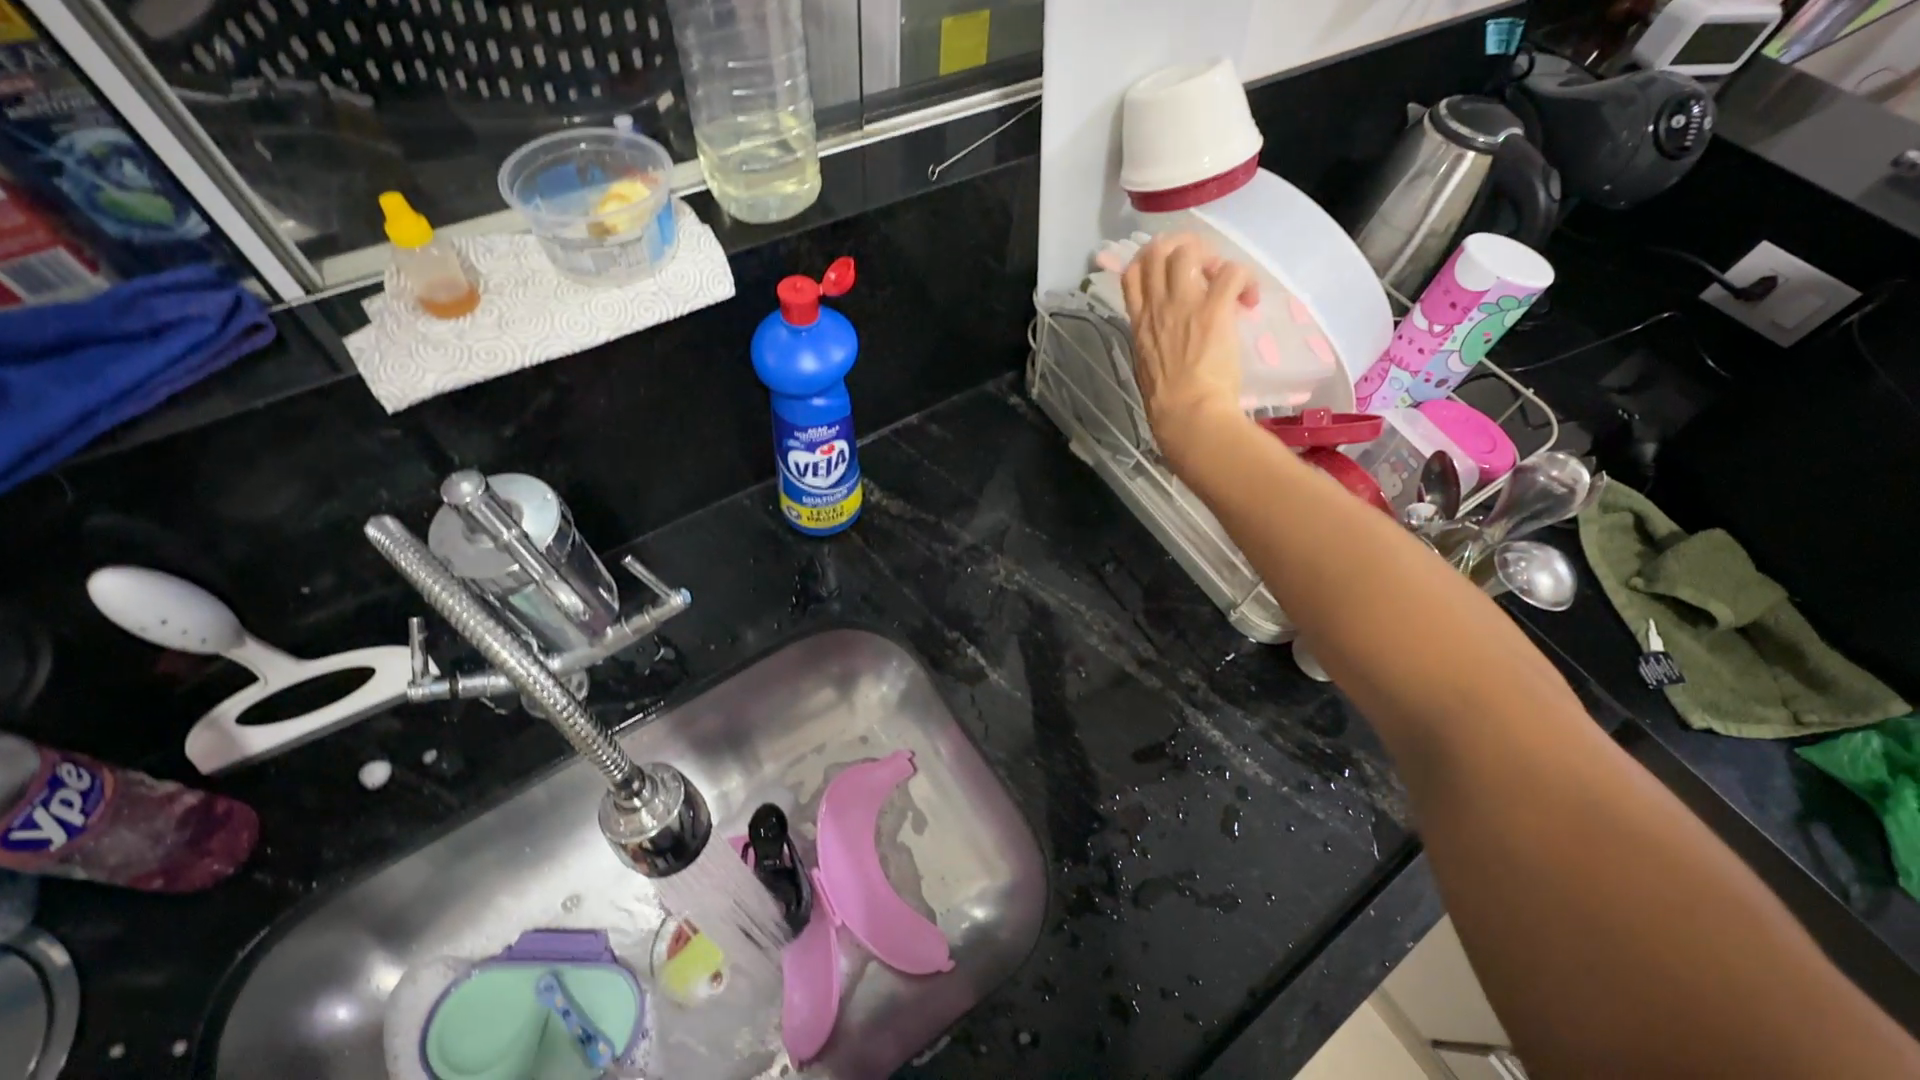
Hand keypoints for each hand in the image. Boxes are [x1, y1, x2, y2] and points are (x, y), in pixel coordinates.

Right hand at [1120, 234, 1257, 466]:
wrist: (1187, 415)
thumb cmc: (1167, 405)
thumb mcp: (1145, 368)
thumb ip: (1151, 344)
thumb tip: (1164, 340)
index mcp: (1138, 323)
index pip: (1132, 273)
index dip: (1150, 260)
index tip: (1169, 270)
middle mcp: (1157, 306)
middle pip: (1157, 251)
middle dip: (1181, 248)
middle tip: (1202, 267)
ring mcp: (1183, 305)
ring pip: (1189, 251)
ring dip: (1211, 258)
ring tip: (1224, 280)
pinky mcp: (1214, 310)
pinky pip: (1231, 272)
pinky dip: (1244, 278)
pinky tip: (1249, 299)